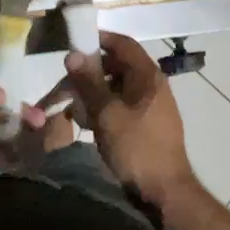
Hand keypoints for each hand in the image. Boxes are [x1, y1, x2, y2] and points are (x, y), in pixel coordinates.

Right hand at [61, 32, 199, 205]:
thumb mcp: (107, 114)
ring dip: (93, 92)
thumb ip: (89, 83)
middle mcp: (152, 86)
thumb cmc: (136, 148)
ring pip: (116, 88)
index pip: (123, 44)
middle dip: (90, 71)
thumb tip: (73, 54)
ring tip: (71, 105)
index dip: (99, 39)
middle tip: (65, 82)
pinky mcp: (145, 124)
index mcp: (148, 77)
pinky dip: (102, 108)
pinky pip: (120, 106)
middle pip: (118, 66)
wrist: (164, 190)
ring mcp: (150, 106)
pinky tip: (85, 122)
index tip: (73, 44)